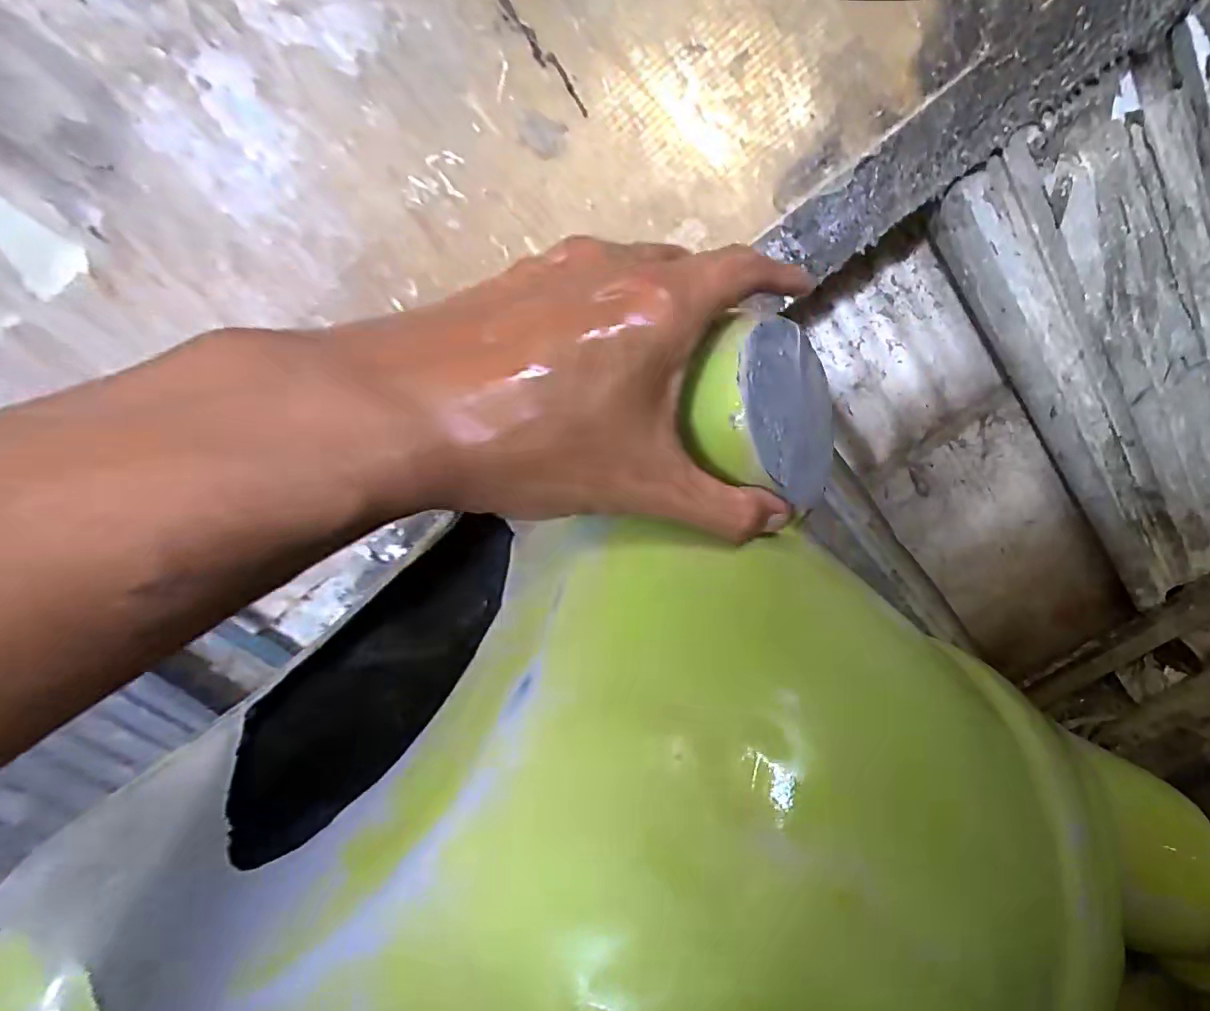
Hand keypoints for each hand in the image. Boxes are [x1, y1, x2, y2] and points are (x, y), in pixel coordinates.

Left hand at [316, 237, 813, 539]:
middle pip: (688, 263)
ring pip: (635, 264)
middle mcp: (613, 269)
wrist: (383, 415)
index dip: (776, 276)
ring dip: (667, 290)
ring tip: (672, 337)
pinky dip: (617, 296)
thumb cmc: (535, 442)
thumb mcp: (642, 485)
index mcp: (659, 306)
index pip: (738, 269)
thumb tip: (777, 520)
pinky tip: (598, 343)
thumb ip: (720, 507)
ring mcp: (555, 266)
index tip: (798, 290)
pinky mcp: (510, 280)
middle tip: (733, 334)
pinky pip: (589, 274)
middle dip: (722, 289)